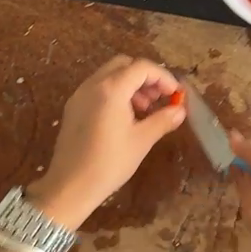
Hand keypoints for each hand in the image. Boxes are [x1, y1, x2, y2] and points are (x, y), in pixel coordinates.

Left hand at [29, 55, 186, 227]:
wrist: (70, 186)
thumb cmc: (109, 163)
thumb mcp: (142, 141)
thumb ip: (163, 120)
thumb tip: (180, 110)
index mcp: (111, 89)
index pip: (141, 67)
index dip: (163, 77)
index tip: (175, 94)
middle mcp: (93, 85)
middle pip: (124, 65)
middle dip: (146, 77)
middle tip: (159, 99)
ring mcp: (80, 95)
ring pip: (110, 75)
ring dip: (131, 85)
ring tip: (144, 110)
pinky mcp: (73, 108)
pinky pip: (98, 88)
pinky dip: (116, 93)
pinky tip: (125, 118)